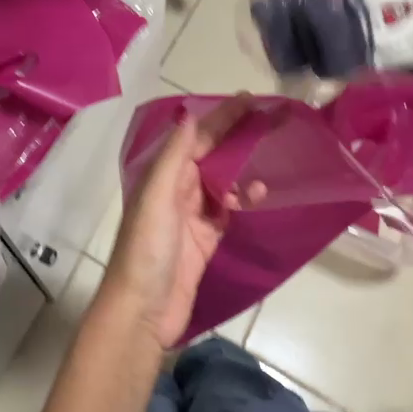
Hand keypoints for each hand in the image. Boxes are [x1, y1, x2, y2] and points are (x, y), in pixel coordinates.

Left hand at [97, 96, 255, 347]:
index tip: (251, 99)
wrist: (142, 312)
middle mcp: (175, 189)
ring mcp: (191, 215)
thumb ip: (173, 157)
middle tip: (270, 120)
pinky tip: (258, 196)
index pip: (196, 136)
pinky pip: (228, 210)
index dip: (222, 116)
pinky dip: (242, 200)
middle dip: (237, 136)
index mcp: (161, 175)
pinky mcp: (205, 240)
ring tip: (266, 165)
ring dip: (242, 170)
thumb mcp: (156, 198)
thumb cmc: (146, 251)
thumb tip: (190, 115)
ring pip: (222, 180)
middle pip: (211, 154)